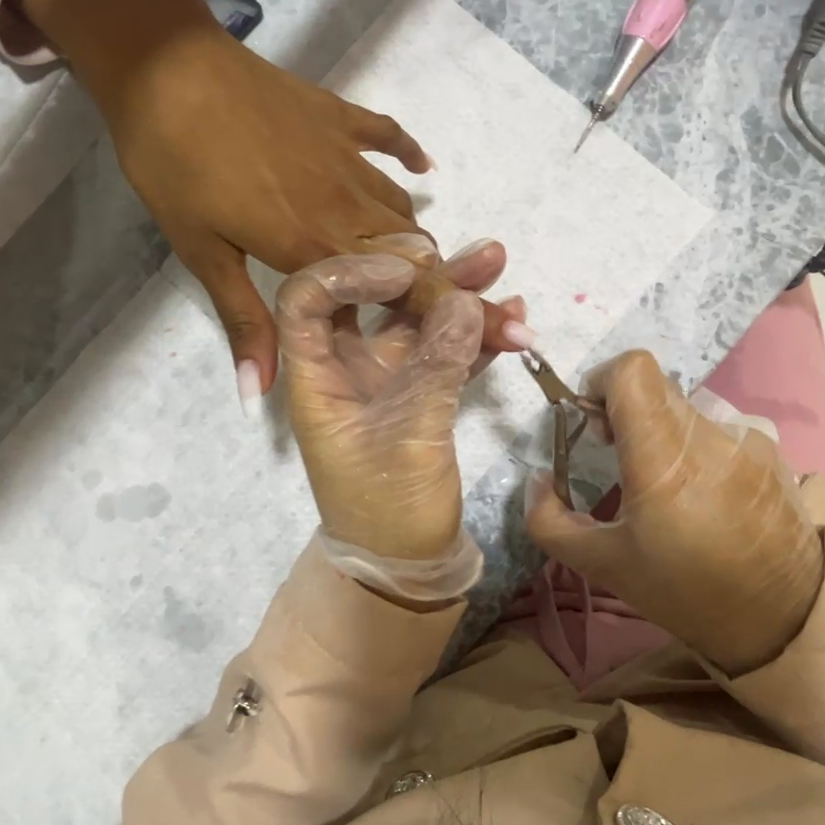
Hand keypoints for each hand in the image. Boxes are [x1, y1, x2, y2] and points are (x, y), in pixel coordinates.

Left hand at [15, 0, 522, 398]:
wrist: (166, 69)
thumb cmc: (176, 167)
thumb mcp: (203, 254)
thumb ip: (245, 323)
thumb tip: (259, 398)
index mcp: (317, 246)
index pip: (400, 289)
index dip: (445, 315)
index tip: (478, 336)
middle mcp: (347, 204)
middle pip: (412, 251)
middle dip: (437, 286)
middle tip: (441, 313)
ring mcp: (347, 155)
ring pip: (400, 206)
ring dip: (413, 238)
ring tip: (415, 266)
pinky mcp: (338, 116)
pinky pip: (389, 138)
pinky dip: (410, 155)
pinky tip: (425, 168)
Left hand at [277, 244, 515, 560]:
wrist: (405, 567)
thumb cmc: (387, 508)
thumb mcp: (410, 434)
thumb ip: (437, 365)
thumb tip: (467, 302)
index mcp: (316, 374)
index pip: (310, 298)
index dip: (350, 272)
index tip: (406, 272)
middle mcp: (345, 366)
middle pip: (374, 299)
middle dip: (425, 273)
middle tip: (478, 257)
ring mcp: (384, 378)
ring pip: (416, 321)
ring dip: (460, 297)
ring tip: (504, 268)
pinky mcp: (418, 393)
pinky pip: (444, 350)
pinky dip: (474, 334)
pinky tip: (514, 318)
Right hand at [525, 351, 824, 675]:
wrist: (786, 622)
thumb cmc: (686, 592)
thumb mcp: (602, 565)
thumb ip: (549, 520)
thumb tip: (537, 479)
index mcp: (664, 458)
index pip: (631, 370)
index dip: (601, 382)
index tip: (593, 422)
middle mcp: (710, 435)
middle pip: (654, 389)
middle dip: (625, 412)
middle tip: (617, 456)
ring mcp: (748, 440)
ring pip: (685, 409)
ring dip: (661, 433)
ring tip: (665, 486)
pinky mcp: (772, 452)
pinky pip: (717, 429)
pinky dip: (696, 448)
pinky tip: (702, 496)